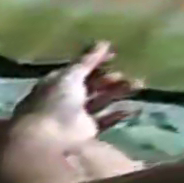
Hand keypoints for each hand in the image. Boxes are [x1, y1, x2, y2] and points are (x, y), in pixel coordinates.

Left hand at [9, 41, 141, 145]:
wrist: (47, 139)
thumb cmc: (52, 105)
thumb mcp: (66, 79)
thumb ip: (83, 62)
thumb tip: (100, 43)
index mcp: (46, 90)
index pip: (70, 75)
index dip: (90, 64)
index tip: (113, 56)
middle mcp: (55, 104)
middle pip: (86, 88)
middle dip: (107, 80)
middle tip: (122, 76)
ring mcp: (68, 119)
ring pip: (98, 102)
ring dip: (117, 92)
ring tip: (137, 85)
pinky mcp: (81, 133)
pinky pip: (103, 121)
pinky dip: (117, 114)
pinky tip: (130, 109)